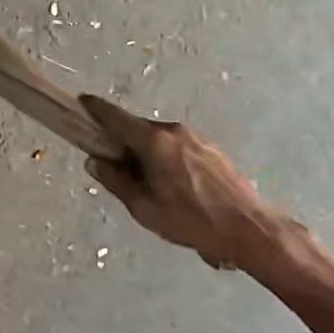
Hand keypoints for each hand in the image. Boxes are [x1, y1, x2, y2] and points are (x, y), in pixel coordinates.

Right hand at [80, 95, 278, 269]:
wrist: (251, 230)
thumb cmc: (192, 220)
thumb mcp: (144, 208)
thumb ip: (115, 181)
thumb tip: (95, 162)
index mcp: (152, 141)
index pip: (115, 117)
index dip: (96, 109)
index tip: (82, 102)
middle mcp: (173, 131)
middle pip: (138, 130)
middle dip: (125, 144)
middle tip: (120, 170)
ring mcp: (196, 138)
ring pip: (160, 140)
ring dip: (149, 154)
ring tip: (154, 187)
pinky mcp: (213, 150)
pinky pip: (179, 148)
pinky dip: (169, 159)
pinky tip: (178, 188)